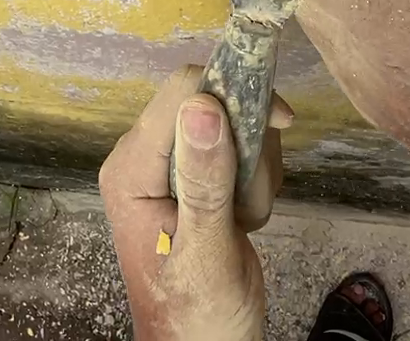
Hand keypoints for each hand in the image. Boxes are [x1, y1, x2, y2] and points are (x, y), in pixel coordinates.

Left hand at [98, 67, 290, 340]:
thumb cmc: (197, 316)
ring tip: (241, 222)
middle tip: (247, 205)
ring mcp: (171, 163)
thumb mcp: (206, 254)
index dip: (231, 95)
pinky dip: (255, 181)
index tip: (278, 121)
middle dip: (247, 150)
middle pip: (213, 104)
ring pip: (234, 125)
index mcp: (131, 167)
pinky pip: (241, 147)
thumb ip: (204, 181)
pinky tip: (242, 219)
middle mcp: (145, 155)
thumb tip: (202, 106)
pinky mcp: (196, 173)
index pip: (180, 93)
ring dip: (254, 172)